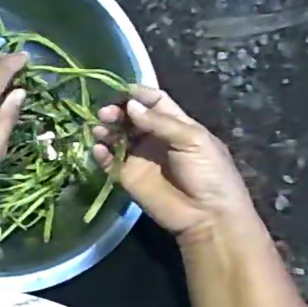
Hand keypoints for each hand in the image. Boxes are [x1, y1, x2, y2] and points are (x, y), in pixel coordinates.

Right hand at [92, 86, 258, 244]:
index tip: (121, 91)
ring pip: (116, 136)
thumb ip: (159, 122)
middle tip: (106, 113)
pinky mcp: (126, 177)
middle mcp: (154, 138)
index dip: (138, 94)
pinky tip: (98, 149)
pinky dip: (100, 153)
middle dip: (117, 111)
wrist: (207, 216)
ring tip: (100, 129)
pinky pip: (108, 161)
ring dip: (106, 129)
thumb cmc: (209, 173)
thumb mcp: (192, 140)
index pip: (154, 102)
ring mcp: (139, 157)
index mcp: (176, 125)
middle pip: (130, 117)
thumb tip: (129, 106)